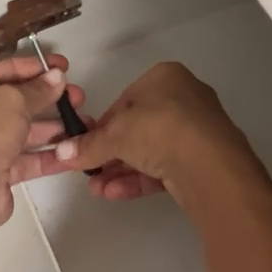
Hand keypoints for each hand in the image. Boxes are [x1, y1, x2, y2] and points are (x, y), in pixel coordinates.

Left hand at [0, 55, 85, 233]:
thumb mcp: (13, 100)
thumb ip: (39, 89)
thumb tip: (58, 76)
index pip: (4, 69)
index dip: (35, 66)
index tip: (64, 66)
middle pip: (16, 100)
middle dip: (49, 98)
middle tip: (78, 97)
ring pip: (23, 130)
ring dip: (53, 127)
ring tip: (84, 123)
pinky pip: (26, 158)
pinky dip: (48, 155)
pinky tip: (74, 151)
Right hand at [53, 62, 253, 204]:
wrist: (209, 165)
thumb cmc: (159, 130)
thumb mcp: (116, 134)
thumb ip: (89, 145)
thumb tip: (62, 153)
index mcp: (165, 78)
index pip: (125, 100)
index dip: (102, 125)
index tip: (85, 145)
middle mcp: (184, 98)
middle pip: (138, 127)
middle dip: (110, 152)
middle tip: (89, 172)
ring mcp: (196, 131)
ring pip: (151, 150)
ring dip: (121, 170)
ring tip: (97, 189)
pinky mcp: (202, 160)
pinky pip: (165, 167)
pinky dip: (140, 179)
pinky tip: (114, 194)